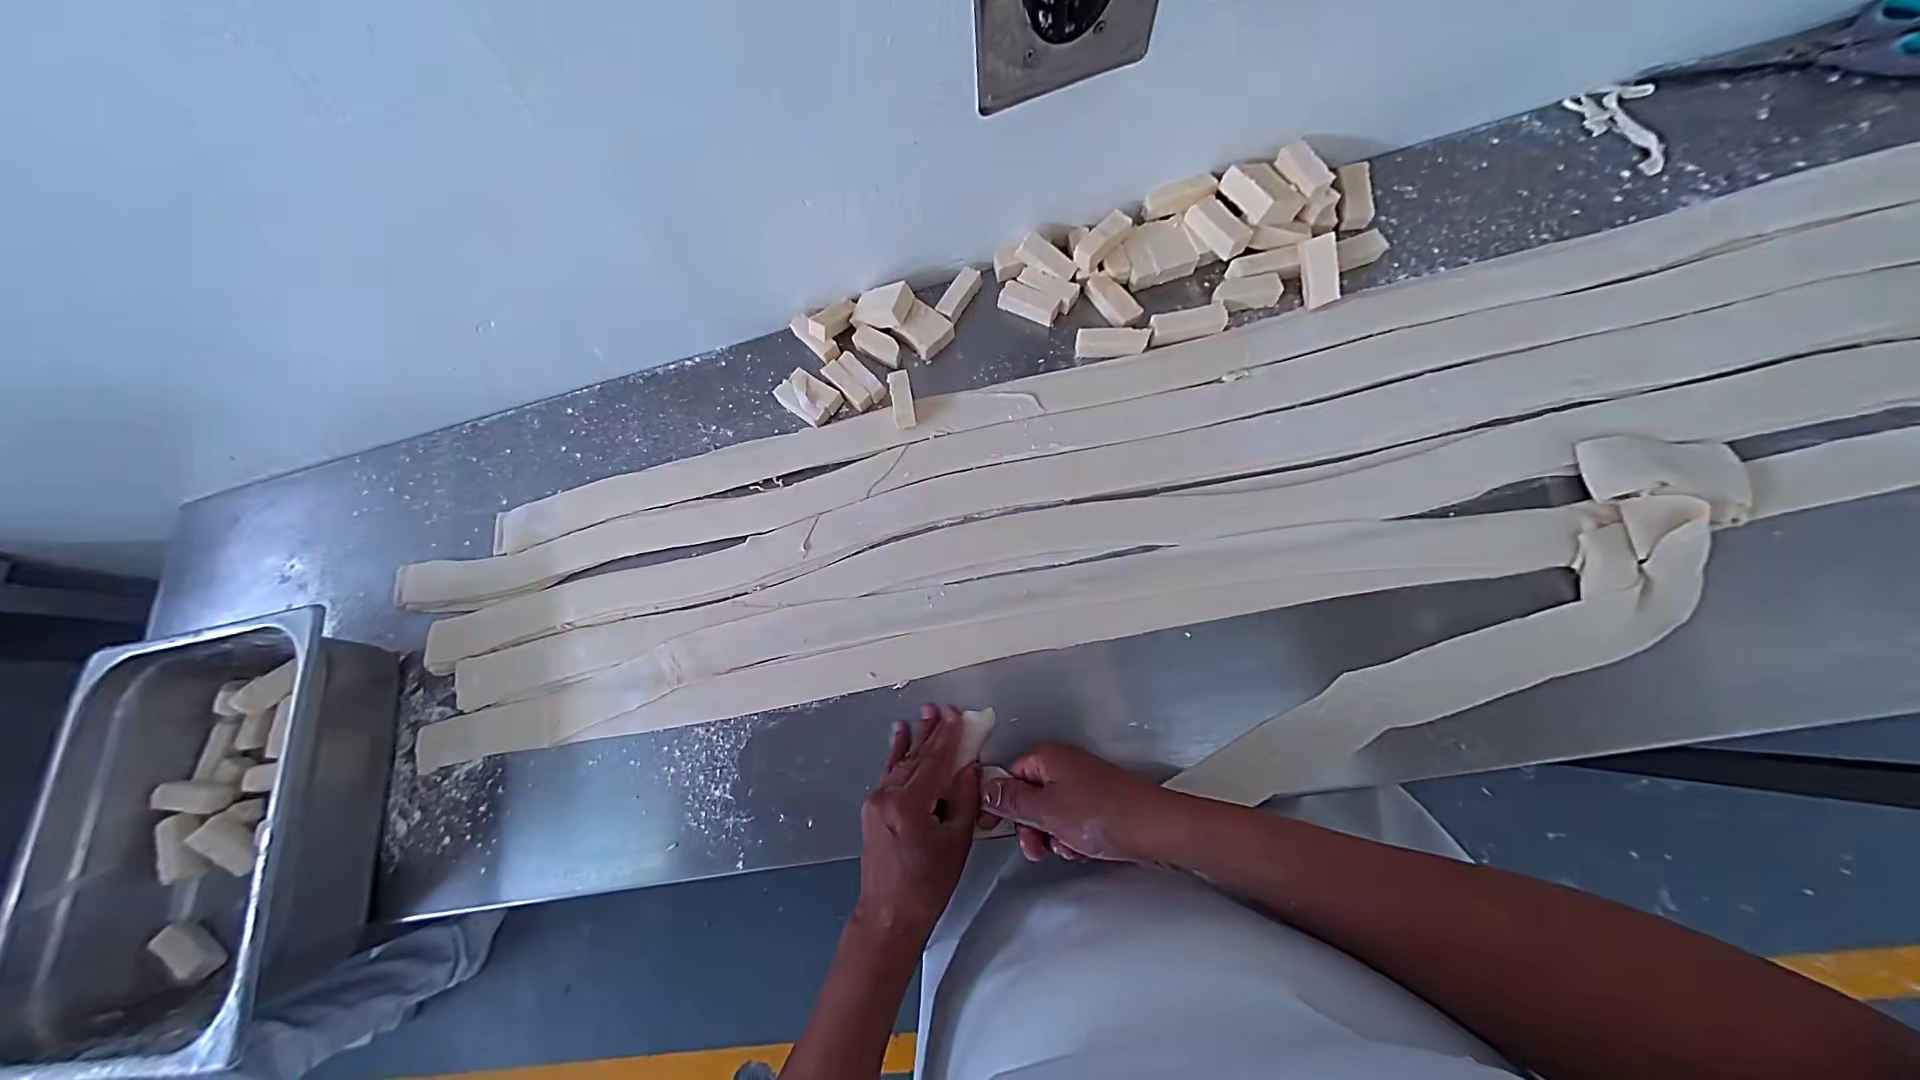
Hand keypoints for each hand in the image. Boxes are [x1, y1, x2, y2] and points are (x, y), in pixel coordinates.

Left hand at [854, 704, 980, 937]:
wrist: (889, 914)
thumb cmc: (927, 886)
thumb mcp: (958, 842)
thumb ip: (965, 799)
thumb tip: (970, 768)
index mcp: (910, 806)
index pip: (936, 761)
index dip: (949, 736)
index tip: (958, 716)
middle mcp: (888, 797)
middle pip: (918, 756)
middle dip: (933, 731)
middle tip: (944, 709)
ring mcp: (876, 800)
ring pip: (903, 762)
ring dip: (918, 738)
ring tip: (927, 713)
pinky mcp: (872, 806)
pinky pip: (889, 772)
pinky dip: (897, 752)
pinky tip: (900, 734)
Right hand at [981, 744, 1192, 863]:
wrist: (1157, 830)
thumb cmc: (1103, 815)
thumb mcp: (1046, 810)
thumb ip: (1012, 801)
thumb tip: (986, 790)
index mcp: (1047, 758)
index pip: (1008, 774)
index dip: (999, 801)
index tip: (993, 826)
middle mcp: (1063, 766)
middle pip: (1028, 796)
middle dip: (1028, 825)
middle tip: (1036, 846)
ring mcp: (1082, 784)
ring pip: (1049, 813)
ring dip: (1050, 835)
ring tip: (1066, 848)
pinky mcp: (1097, 804)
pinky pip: (1070, 821)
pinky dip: (1071, 837)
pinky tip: (1082, 849)